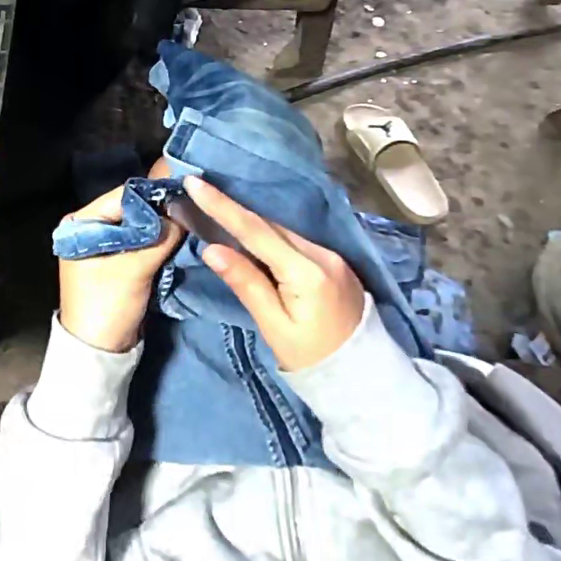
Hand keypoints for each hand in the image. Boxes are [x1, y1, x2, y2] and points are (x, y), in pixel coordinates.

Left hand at [56, 160, 184, 352]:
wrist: (98, 353)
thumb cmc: (107, 307)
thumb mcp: (134, 270)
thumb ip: (160, 238)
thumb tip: (186, 211)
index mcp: (79, 224)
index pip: (121, 197)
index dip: (153, 195)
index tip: (185, 193)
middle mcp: (88, 228)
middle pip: (131, 209)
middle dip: (159, 210)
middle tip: (191, 206)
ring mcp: (102, 244)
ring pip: (138, 225)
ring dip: (161, 226)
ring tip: (190, 219)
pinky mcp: (116, 260)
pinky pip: (140, 241)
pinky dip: (157, 240)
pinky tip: (179, 236)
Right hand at [186, 174, 363, 370]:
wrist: (364, 377)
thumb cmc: (312, 359)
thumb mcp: (274, 326)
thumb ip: (246, 283)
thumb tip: (212, 250)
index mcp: (306, 271)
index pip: (256, 230)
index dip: (222, 206)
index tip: (196, 183)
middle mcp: (322, 254)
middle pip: (270, 225)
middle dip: (233, 207)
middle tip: (199, 190)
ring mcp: (332, 255)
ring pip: (282, 231)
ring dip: (250, 220)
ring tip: (216, 206)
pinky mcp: (335, 262)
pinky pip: (294, 240)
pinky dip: (269, 235)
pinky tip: (251, 234)